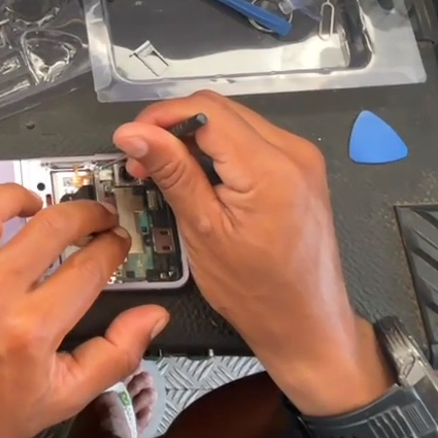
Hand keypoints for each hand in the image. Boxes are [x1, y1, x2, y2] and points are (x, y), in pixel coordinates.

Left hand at [0, 184, 170, 437]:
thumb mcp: (66, 396)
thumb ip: (116, 353)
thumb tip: (151, 316)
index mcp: (32, 329)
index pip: (89, 266)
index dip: (112, 246)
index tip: (116, 241)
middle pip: (49, 225)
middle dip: (85, 212)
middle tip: (94, 216)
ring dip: (17, 196)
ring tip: (34, 206)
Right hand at [113, 93, 389, 415]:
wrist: (308, 328)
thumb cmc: (252, 290)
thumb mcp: (202, 229)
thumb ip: (171, 171)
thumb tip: (131, 131)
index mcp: (269, 167)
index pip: (205, 111)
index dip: (160, 117)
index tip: (129, 142)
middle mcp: (292, 150)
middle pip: (218, 109)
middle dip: (172, 126)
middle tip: (141, 161)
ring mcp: (300, 157)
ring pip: (231, 120)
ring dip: (191, 136)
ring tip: (162, 170)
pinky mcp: (299, 168)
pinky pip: (248, 138)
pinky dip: (215, 148)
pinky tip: (195, 174)